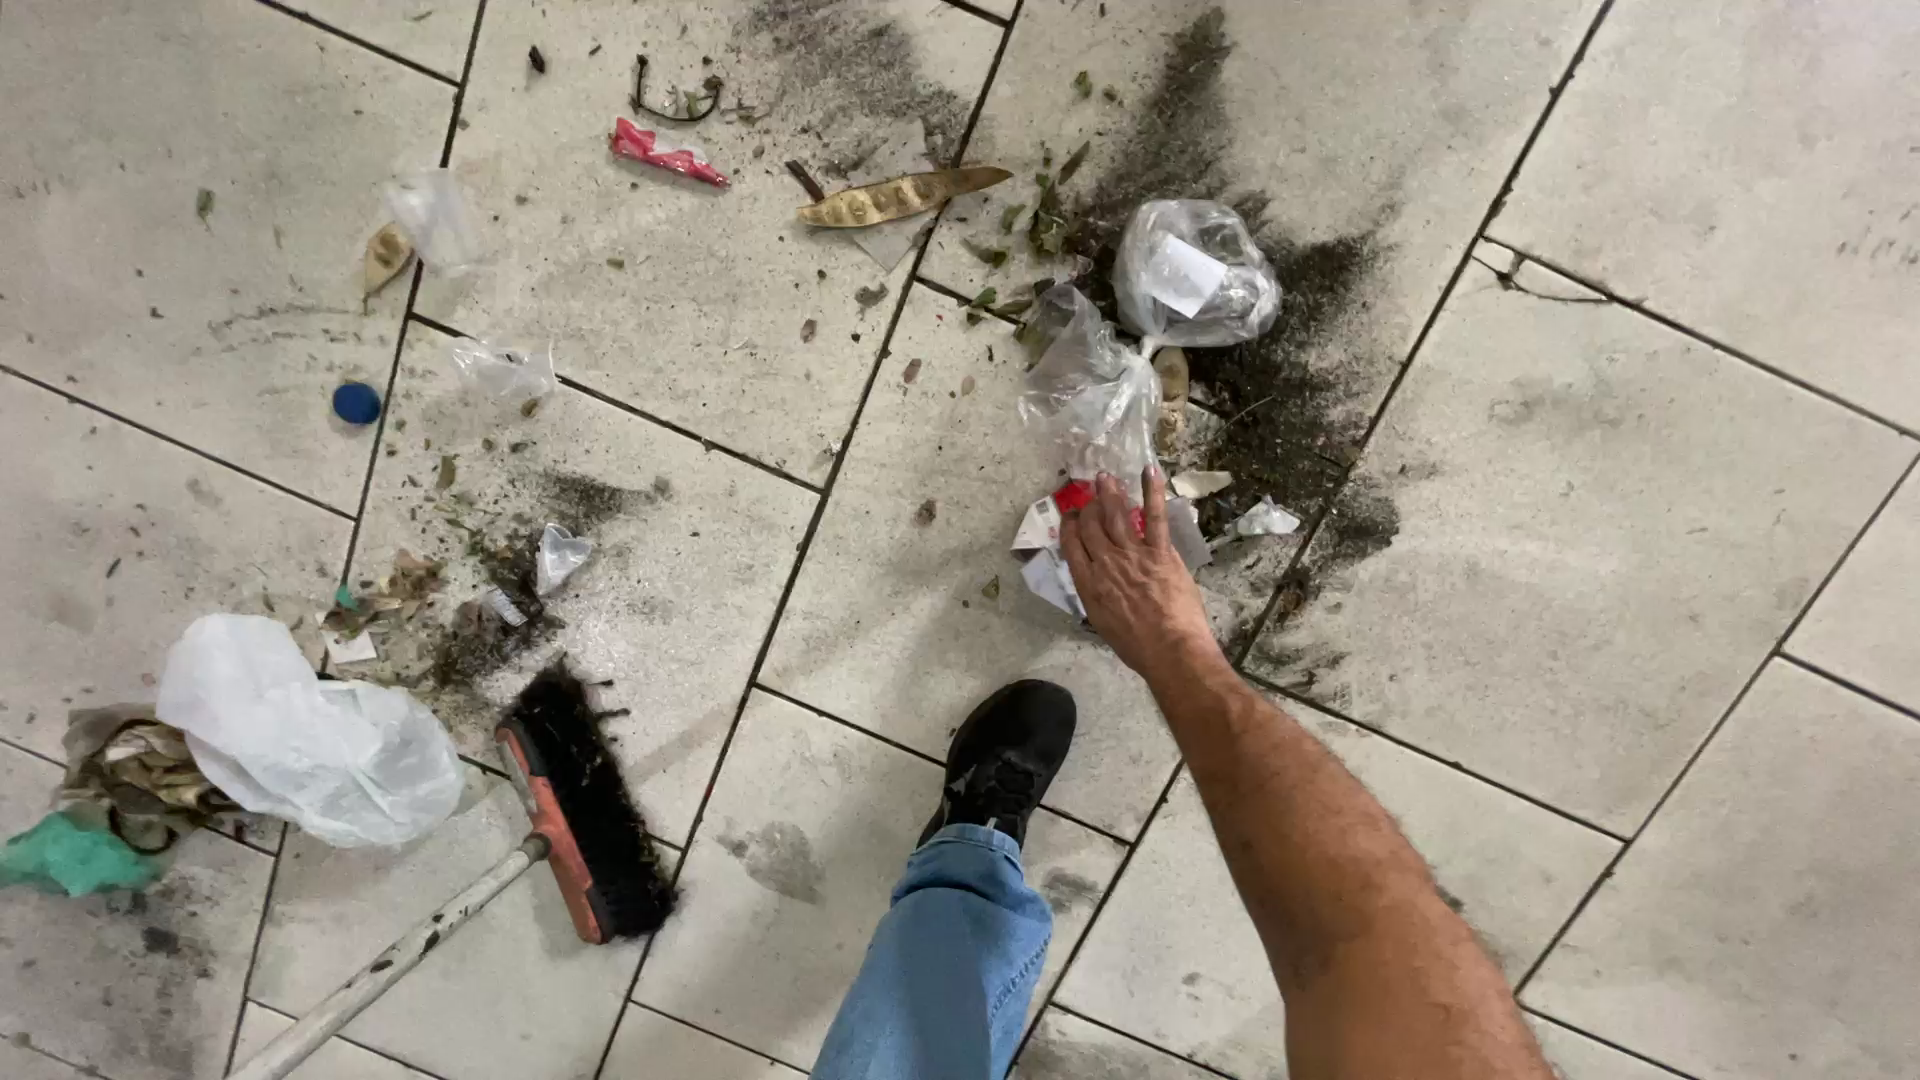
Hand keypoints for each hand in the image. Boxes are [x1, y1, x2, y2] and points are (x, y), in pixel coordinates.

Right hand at [1061, 467, 1223, 682]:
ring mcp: (1133, 555)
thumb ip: (1096, 596)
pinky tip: (1149, 472)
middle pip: (1091, 526)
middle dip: (1088, 507)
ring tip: (1105, 477)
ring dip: (1109, 493)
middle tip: (1090, 494)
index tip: (1072, 516)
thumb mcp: (1103, 623)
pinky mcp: (1160, 552)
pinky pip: (1154, 517)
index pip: (1071, 545)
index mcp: (1089, 584)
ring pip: (1116, 516)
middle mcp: (1106, 564)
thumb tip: (1096, 582)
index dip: (1069, 526)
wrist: (1170, 650)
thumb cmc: (1137, 646)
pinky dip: (1152, 492)